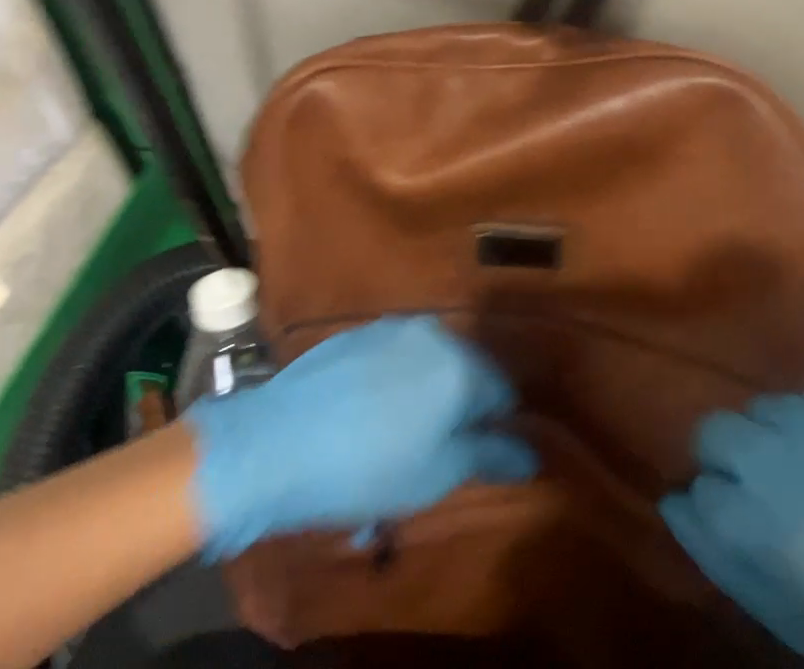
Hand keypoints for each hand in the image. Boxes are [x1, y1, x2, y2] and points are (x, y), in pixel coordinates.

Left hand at [186, 316, 535, 558]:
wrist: (272, 445)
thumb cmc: (366, 467)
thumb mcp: (438, 473)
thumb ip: (492, 455)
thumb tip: (531, 453)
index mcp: (457, 363)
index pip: (502, 393)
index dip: (492, 430)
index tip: (470, 461)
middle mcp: (426, 334)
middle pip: (460, 376)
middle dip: (453, 415)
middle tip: (429, 459)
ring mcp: (382, 330)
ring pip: (421, 369)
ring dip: (419, 402)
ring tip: (391, 446)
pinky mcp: (347, 338)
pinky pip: (387, 364)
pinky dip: (388, 390)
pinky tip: (360, 424)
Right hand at [660, 384, 803, 668]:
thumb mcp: (790, 614)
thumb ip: (719, 554)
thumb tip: (677, 497)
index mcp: (757, 531)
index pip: (694, 486)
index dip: (719, 501)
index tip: (744, 514)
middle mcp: (783, 466)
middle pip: (714, 430)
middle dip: (733, 456)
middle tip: (775, 482)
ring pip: (767, 408)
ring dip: (782, 436)